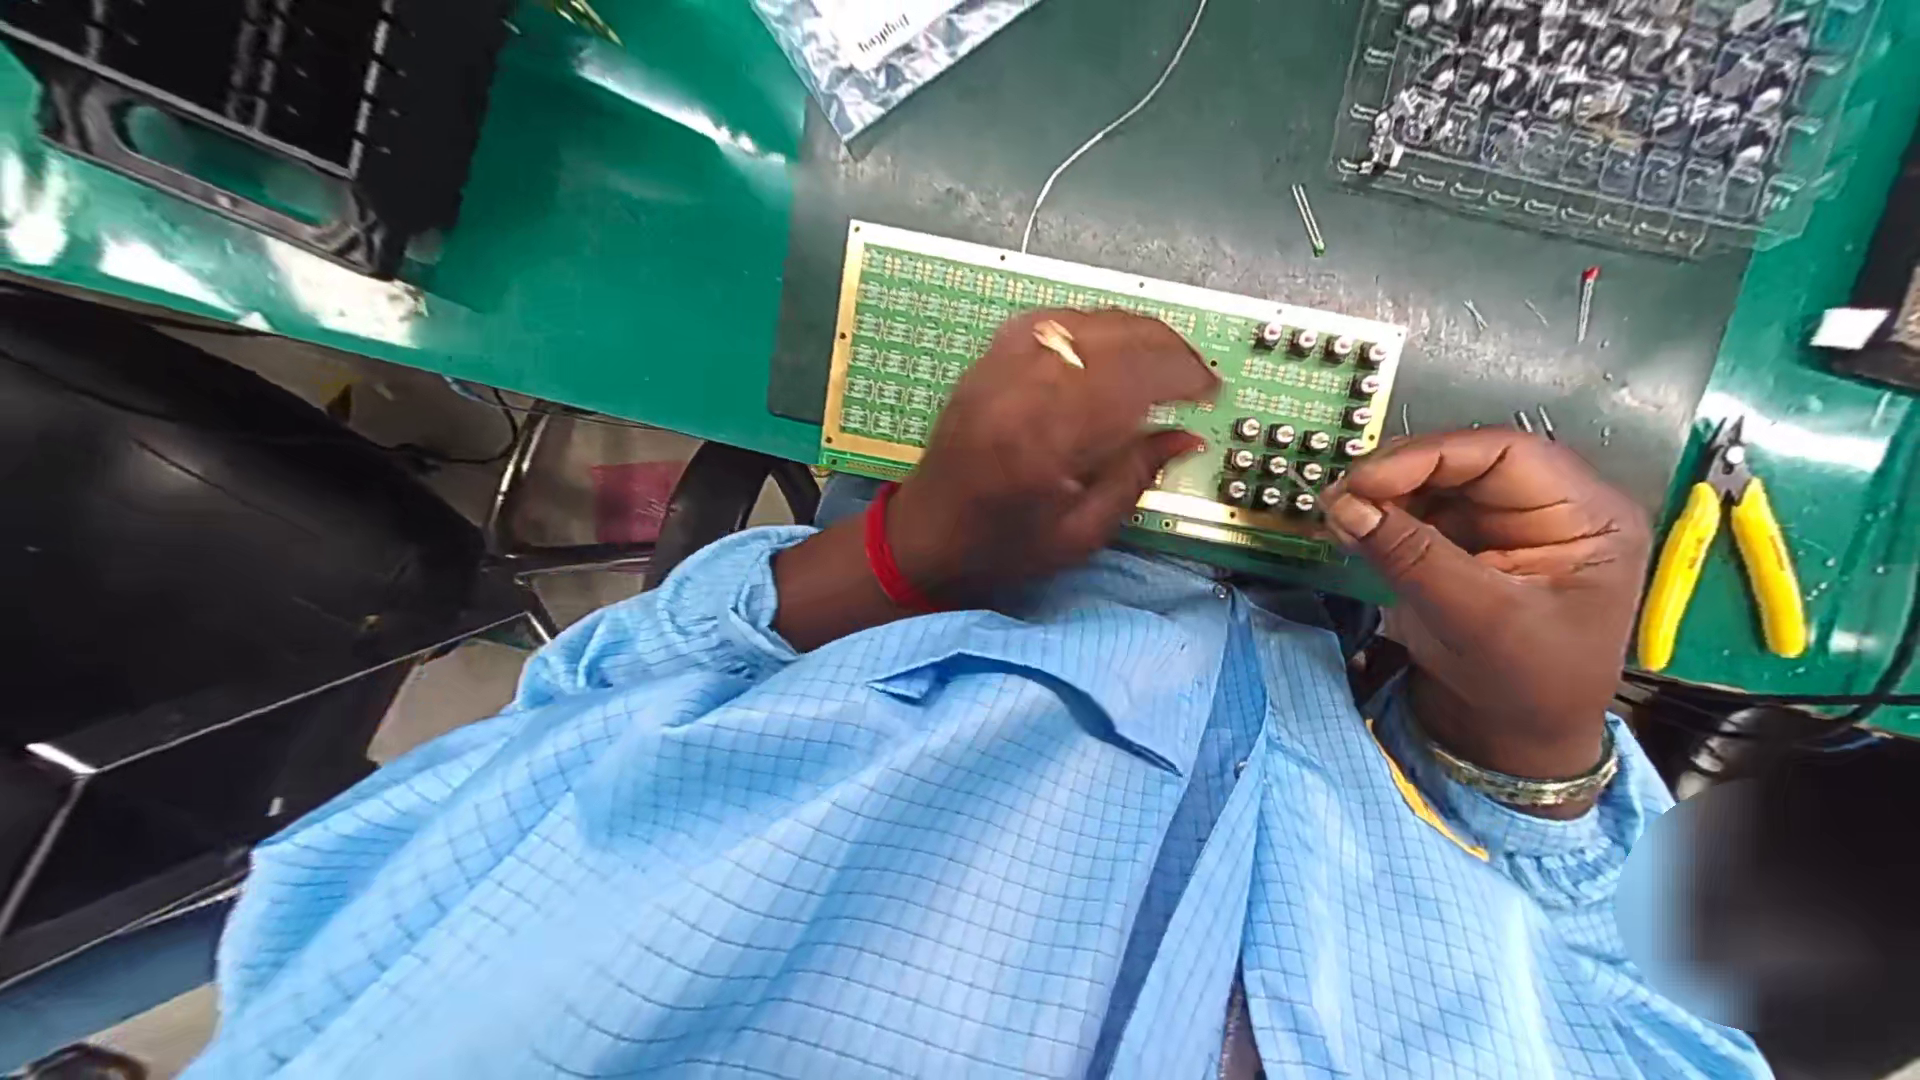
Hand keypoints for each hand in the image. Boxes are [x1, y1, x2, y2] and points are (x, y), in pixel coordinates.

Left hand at [774, 310, 1218, 649]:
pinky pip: (1043, 321)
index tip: (1211, 391)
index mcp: (1045, 442)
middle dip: (1167, 347)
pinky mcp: (982, 364)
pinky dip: (1086, 324)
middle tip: (1196, 373)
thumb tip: (1188, 435)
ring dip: (1133, 330)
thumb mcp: (1079, 535)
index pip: (1131, 379)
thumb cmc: (1000, 550)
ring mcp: (994, 370)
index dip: (1182, 375)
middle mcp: (1018, 391)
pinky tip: (1107, 344)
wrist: (922, 538)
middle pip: (1110, 339)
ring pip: (1080, 321)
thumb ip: (1134, 477)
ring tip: (1162, 356)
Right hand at [1320, 430, 1651, 800]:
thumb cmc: (1522, 680)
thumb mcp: (1473, 617)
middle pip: (1461, 461)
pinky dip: (1377, 516)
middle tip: (1340, 500)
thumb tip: (1341, 504)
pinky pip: (1413, 509)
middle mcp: (1542, 505)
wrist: (1512, 729)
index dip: (1428, 457)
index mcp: (1582, 516)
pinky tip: (1352, 531)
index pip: (1504, 453)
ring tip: (1341, 519)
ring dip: (1380, 495)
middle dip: (1396, 475)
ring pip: (1430, 481)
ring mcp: (1497, 522)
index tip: (1361, 483)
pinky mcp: (1459, 540)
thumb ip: (1410, 555)